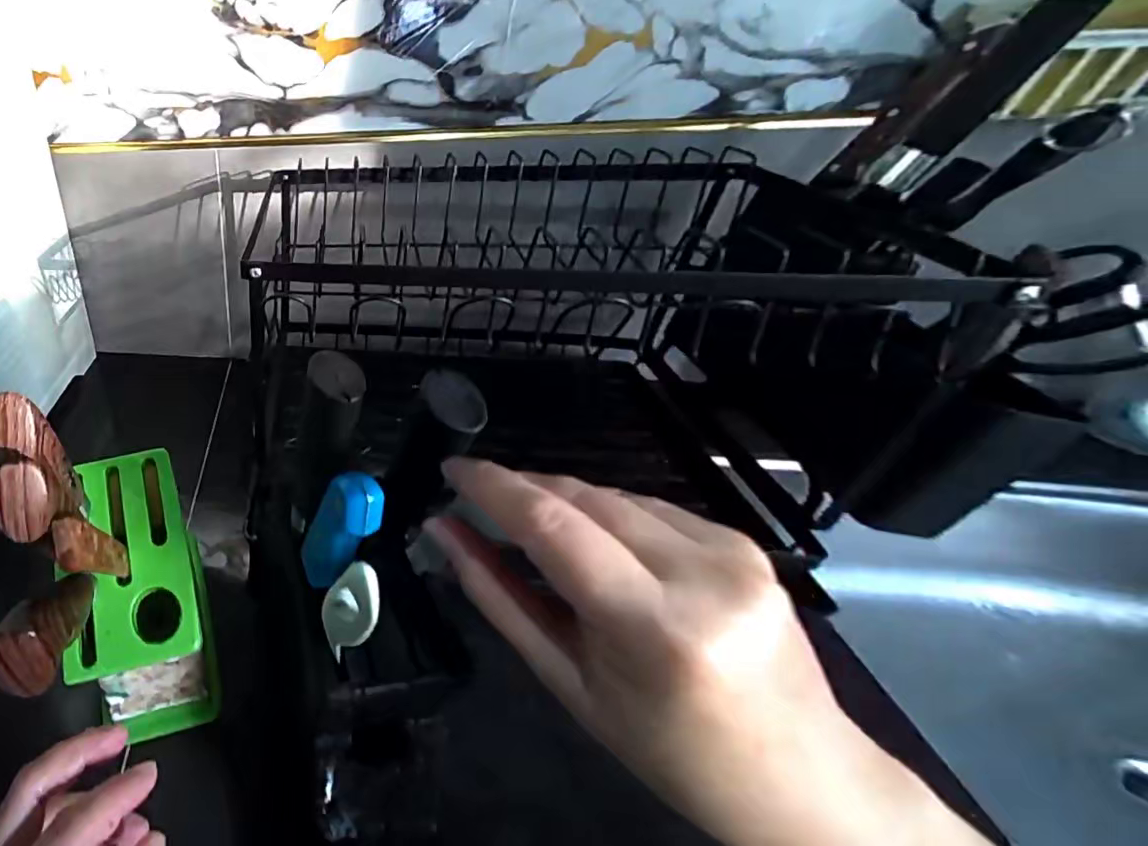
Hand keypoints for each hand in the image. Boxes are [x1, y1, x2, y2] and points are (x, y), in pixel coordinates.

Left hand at [0, 725, 163, 845]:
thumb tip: (150, 833)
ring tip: (130, 797)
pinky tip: (108, 827)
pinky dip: (68, 816)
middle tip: (121, 734)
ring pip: (33, 802)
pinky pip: (30, 825)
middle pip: (35, 782)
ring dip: (83, 793)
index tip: (150, 771)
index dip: (115, 794)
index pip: (71, 822)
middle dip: (82, 752)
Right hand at [426, 459, 986, 845]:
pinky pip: (644, 504)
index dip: (491, 486)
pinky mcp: (744, 542)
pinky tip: (593, 541)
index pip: (552, 524)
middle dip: (519, 489)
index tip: (451, 468)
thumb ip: (497, 594)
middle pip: (579, 496)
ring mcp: (732, 553)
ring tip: (530, 528)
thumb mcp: (566, 679)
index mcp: (654, 626)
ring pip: (608, 493)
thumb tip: (444, 530)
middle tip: (476, 499)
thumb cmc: (668, 748)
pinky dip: (602, 512)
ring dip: (558, 500)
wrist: (806, 781)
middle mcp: (702, 575)